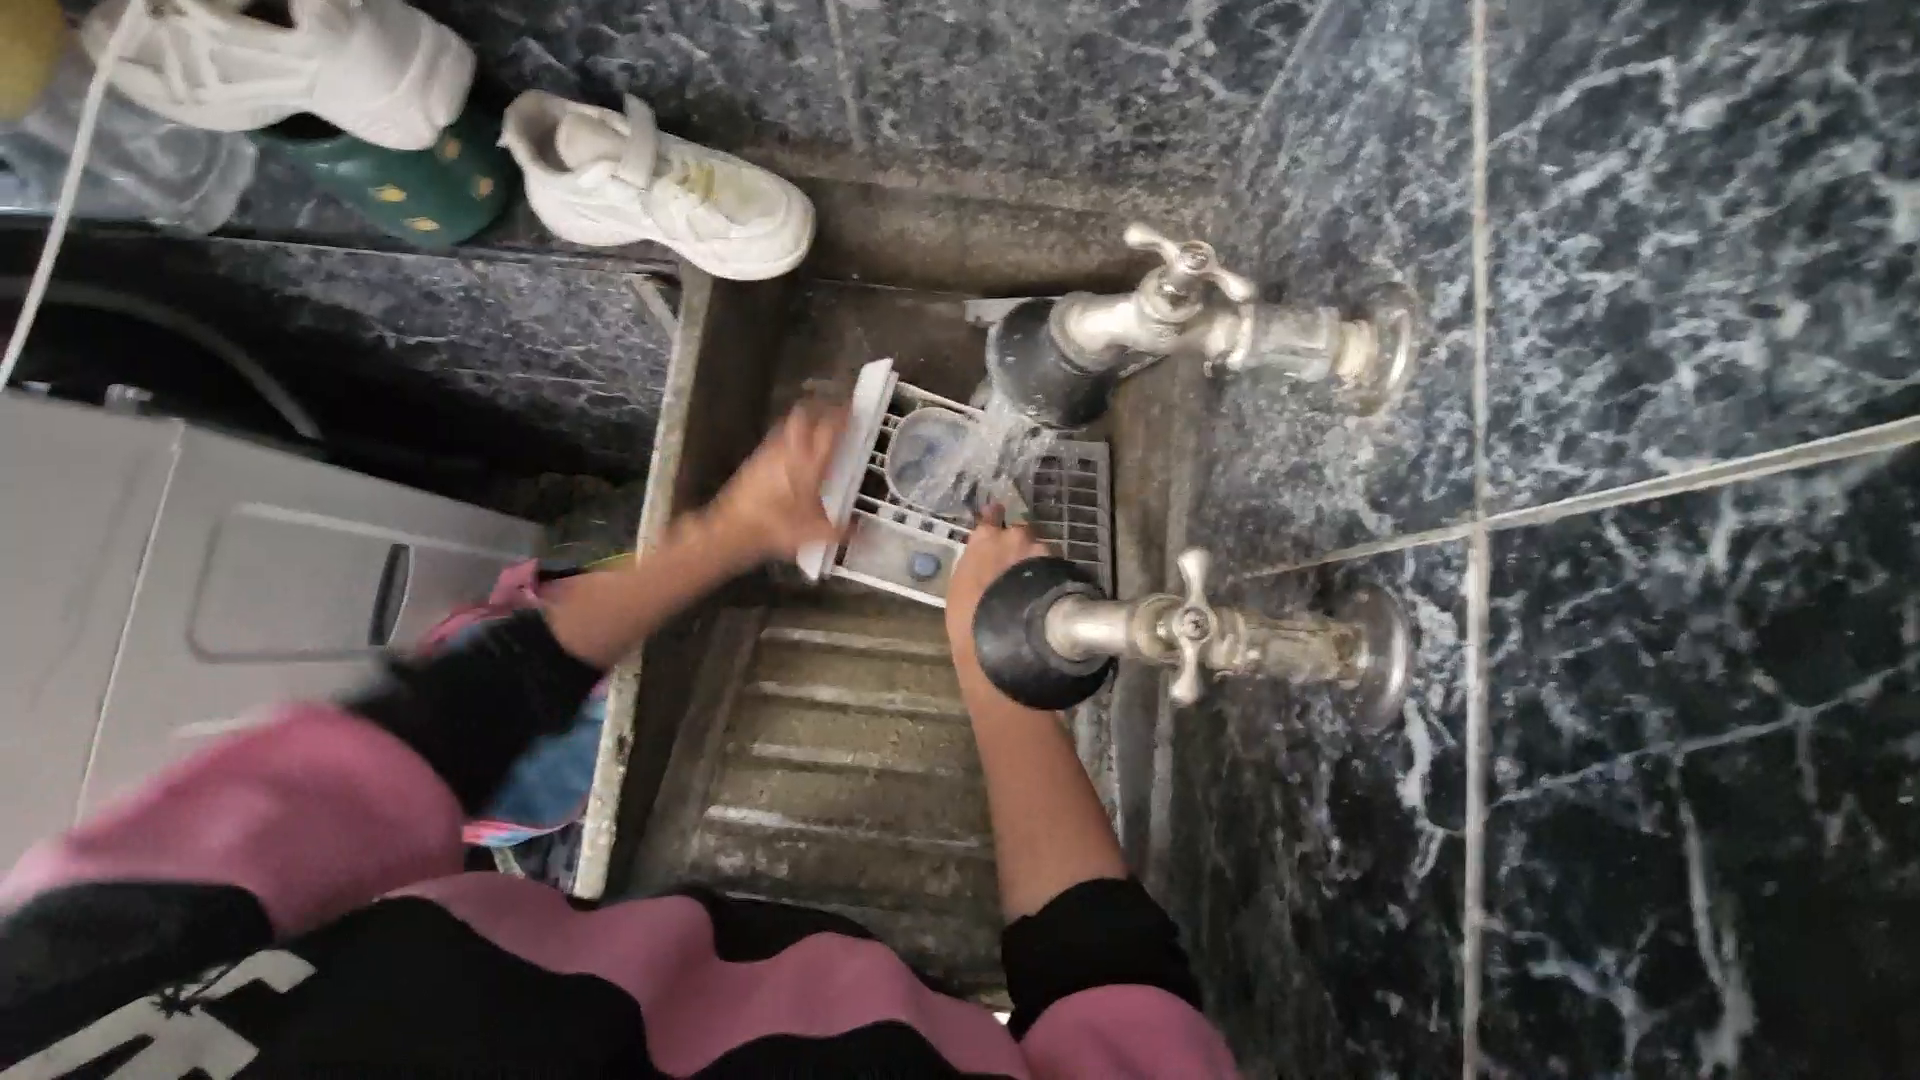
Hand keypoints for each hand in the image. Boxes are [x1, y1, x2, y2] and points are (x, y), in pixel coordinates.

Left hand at [704, 401, 846, 564]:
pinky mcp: (753, 460)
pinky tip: (791, 452)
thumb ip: (842, 530)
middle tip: (831, 413)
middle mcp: (789, 451)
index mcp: (810, 464)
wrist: (732, 529)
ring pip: (787, 424)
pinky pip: (774, 438)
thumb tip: (859, 530)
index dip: (842, 414)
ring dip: (802, 421)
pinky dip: (786, 437)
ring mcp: (768, 452)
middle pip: (804, 413)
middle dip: (819, 409)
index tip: (852, 409)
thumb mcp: (816, 534)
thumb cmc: (777, 527)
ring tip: (813, 428)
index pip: (829, 428)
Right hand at [945, 506, 1049, 668]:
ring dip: (1037, 563)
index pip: (992, 515)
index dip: (996, 516)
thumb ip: (975, 565)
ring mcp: (1041, 552)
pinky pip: (1055, 569)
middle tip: (1017, 566)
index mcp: (985, 539)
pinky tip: (1046, 596)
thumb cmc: (968, 617)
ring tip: (1035, 586)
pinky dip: (1051, 578)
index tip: (998, 513)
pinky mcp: (1061, 570)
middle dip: (1020, 545)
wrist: (1006, 639)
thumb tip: (984, 562)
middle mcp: (1015, 537)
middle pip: (1021, 534)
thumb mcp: (960, 588)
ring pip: (1041, 551)